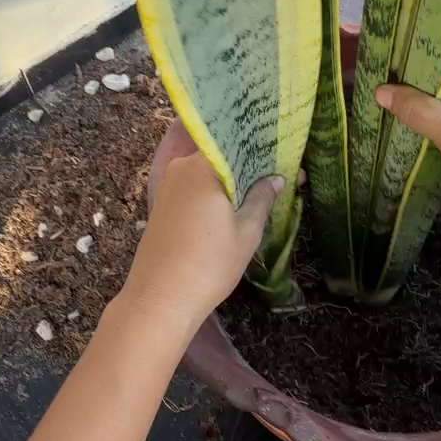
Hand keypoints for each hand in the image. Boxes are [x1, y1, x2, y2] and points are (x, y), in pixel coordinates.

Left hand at [120, 122, 283, 331]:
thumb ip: (262, 199)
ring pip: (205, 173)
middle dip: (246, 164)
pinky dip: (212, 193)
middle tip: (275, 173)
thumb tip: (277, 178)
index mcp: (203, 167)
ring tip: (258, 190)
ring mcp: (168, 186)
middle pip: (219, 156)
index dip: (259, 148)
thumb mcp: (246, 232)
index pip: (234, 142)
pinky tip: (231, 207)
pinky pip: (192, 188)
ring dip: (229, 180)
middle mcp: (181, 169)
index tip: (280, 153)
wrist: (160, 298)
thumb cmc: (209, 264)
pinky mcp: (161, 205)